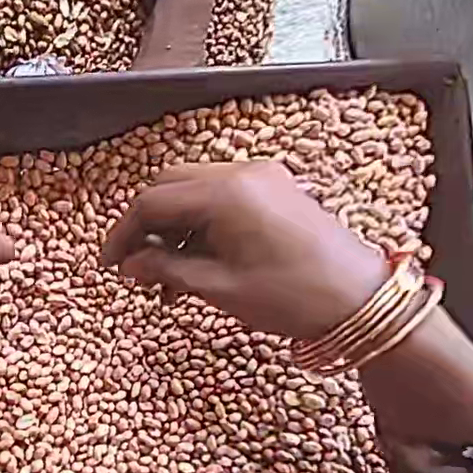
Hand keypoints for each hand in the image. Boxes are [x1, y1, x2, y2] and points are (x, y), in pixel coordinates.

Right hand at [103, 160, 472, 443]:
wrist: (363, 300)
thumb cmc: (292, 296)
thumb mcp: (219, 287)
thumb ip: (166, 269)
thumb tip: (129, 267)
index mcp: (226, 193)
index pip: (152, 202)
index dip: (123, 234)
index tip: (110, 265)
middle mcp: (242, 172)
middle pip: (169, 186)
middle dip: (144, 225)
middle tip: (134, 265)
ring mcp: (262, 177)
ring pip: (193, 190)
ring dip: (171, 226)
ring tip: (166, 274)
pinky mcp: (275, 189)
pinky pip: (221, 197)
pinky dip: (199, 224)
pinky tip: (196, 261)